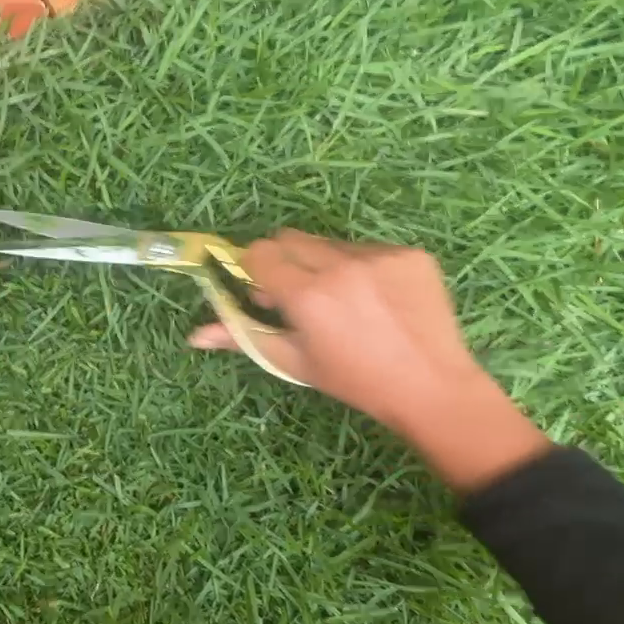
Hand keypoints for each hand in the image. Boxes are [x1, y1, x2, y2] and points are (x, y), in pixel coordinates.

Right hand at [190, 230, 548, 491]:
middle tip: (297, 296)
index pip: (259, 253)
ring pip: (328, 243)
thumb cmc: (352, 380)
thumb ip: (242, 338)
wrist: (430, 385)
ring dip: (321, 263)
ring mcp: (379, 255)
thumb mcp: (292, 361)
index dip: (254, 270)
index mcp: (306, 295)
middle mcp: (340, 266)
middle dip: (283, 261)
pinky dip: (359, 267)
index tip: (264, 293)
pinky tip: (375, 299)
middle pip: (289, 238)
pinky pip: (366, 248)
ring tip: (342, 301)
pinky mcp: (409, 253)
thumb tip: (194, 336)